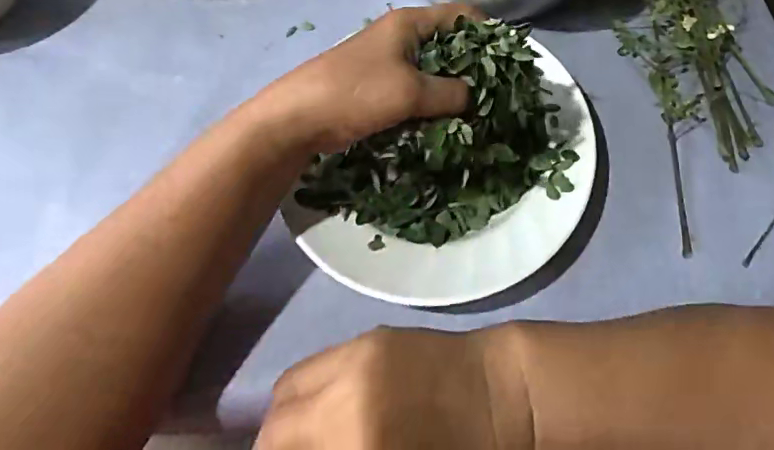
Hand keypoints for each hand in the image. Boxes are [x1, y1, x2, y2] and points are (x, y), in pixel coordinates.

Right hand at [255, 326, 530, 449]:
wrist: (501, 392)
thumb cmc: (456, 448)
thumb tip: (308, 447)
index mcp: (354, 437)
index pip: (278, 447)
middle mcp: (345, 390)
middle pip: (275, 424)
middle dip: (273, 447)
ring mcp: (356, 352)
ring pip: (288, 387)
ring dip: (286, 418)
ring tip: (305, 438)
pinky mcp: (370, 335)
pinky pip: (318, 363)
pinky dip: (309, 389)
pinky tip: (327, 408)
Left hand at [256, 3, 480, 155]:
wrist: (295, 119)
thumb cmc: (355, 92)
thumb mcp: (410, 91)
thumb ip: (450, 93)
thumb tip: (475, 98)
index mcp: (409, 22)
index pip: (461, 14)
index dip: (489, 31)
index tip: (511, 58)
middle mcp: (401, 35)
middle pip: (450, 43)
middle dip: (474, 65)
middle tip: (498, 92)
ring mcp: (388, 61)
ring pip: (433, 69)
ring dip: (453, 88)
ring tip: (478, 112)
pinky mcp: (379, 86)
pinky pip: (416, 89)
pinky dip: (433, 102)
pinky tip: (447, 123)